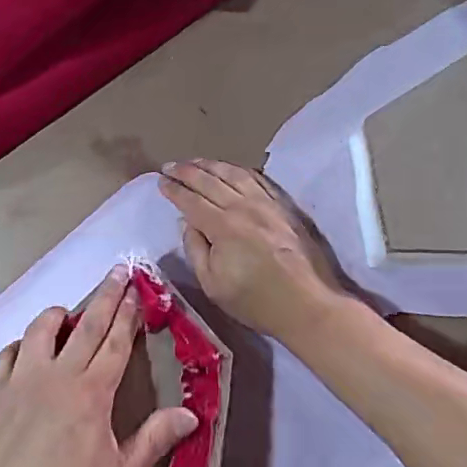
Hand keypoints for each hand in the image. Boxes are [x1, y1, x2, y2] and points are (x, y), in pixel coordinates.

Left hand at [0, 266, 199, 466]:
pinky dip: (23, 343)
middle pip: (87, 325)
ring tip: (71, 310)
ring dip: (60, 313)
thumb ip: (155, 439)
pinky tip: (29, 349)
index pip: (117, 341)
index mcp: (92, 392)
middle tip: (119, 270)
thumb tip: (192, 414)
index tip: (138, 289)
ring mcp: (22, 381)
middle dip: (106, 295)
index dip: (130, 313)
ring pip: (41, 330)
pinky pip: (9, 354)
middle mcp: (58, 375)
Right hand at [158, 159, 351, 342]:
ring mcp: (266, 204)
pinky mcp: (283, 207)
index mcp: (222, 226)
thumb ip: (196, 249)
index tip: (160, 181)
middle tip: (170, 166)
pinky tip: (231, 169)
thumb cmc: (256, 301)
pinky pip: (258, 179)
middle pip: (210, 181)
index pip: (191, 200)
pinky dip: (240, 170)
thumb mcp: (213, 285)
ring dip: (211, 165)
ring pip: (234, 174)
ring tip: (196, 162)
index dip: (174, 190)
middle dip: (187, 171)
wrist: (306, 303)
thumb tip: (187, 223)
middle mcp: (243, 207)